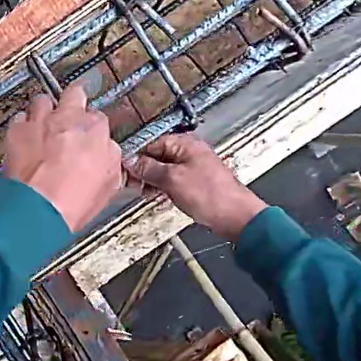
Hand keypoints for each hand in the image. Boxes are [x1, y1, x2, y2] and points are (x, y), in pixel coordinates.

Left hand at [1, 84, 122, 232]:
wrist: (40, 206)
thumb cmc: (72, 199)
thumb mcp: (109, 184)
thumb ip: (110, 159)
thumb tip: (107, 152)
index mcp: (96, 130)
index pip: (98, 117)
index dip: (91, 127)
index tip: (87, 134)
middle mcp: (69, 119)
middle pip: (74, 94)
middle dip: (73, 100)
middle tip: (69, 112)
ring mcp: (41, 121)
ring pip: (43, 99)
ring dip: (44, 109)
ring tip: (43, 123)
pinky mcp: (17, 130)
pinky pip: (19, 117)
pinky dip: (21, 125)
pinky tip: (23, 136)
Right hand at [123, 133, 265, 242]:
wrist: (235, 217)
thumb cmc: (212, 195)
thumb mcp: (172, 179)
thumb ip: (149, 168)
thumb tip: (131, 162)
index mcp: (186, 144)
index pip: (151, 143)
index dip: (136, 156)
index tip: (125, 169)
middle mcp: (190, 152)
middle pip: (157, 156)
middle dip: (143, 169)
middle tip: (132, 182)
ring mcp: (193, 167)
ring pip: (164, 169)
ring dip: (152, 179)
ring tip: (143, 190)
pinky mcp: (195, 182)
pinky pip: (172, 180)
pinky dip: (163, 186)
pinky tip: (156, 195)